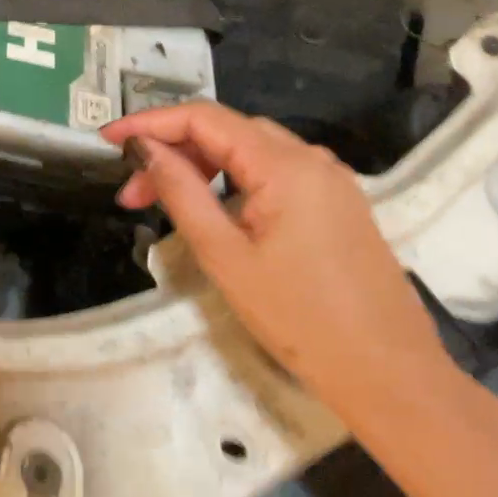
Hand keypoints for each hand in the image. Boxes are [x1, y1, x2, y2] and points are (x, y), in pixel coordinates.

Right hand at [102, 102, 449, 409]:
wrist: (391, 378)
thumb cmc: (299, 317)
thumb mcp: (222, 252)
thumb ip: (179, 189)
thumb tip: (144, 147)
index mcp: (286, 167)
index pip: (203, 118)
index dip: (149, 122)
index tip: (106, 140)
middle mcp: (313, 161)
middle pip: (224, 130)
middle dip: (169, 149)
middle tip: (130, 189)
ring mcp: (330, 183)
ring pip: (246, 149)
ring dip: (197, 165)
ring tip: (158, 201)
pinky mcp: (336, 206)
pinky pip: (271, 172)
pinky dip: (229, 178)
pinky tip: (207, 207)